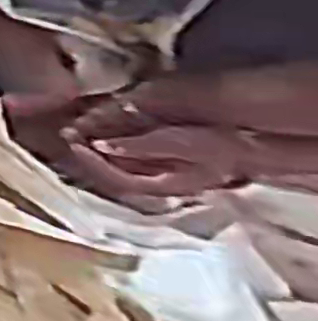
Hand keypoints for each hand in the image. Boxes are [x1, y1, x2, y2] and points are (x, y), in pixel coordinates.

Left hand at [59, 125, 247, 200]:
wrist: (253, 147)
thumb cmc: (220, 146)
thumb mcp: (180, 144)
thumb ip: (139, 147)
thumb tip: (101, 146)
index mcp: (165, 185)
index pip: (118, 179)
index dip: (93, 162)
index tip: (75, 143)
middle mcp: (158, 185)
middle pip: (111, 175)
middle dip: (86, 156)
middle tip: (67, 135)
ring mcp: (159, 178)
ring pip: (114, 168)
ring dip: (92, 153)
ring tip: (73, 134)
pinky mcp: (159, 168)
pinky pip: (123, 163)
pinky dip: (105, 151)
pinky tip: (94, 138)